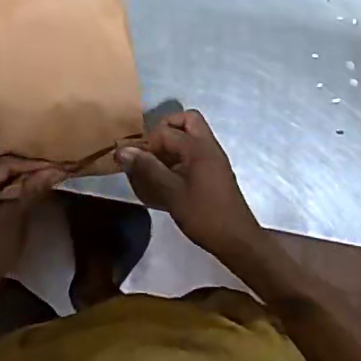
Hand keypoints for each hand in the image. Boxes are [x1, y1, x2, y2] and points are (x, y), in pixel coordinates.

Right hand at [116, 110, 266, 265]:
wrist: (237, 240)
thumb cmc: (204, 215)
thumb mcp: (171, 192)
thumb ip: (147, 168)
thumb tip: (122, 150)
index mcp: (198, 147)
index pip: (165, 131)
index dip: (146, 142)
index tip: (133, 160)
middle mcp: (208, 146)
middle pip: (186, 120)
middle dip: (164, 129)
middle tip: (150, 150)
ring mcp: (214, 158)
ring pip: (192, 134)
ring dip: (173, 142)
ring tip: (156, 164)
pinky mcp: (215, 171)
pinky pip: (195, 150)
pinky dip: (180, 155)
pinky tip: (168, 177)